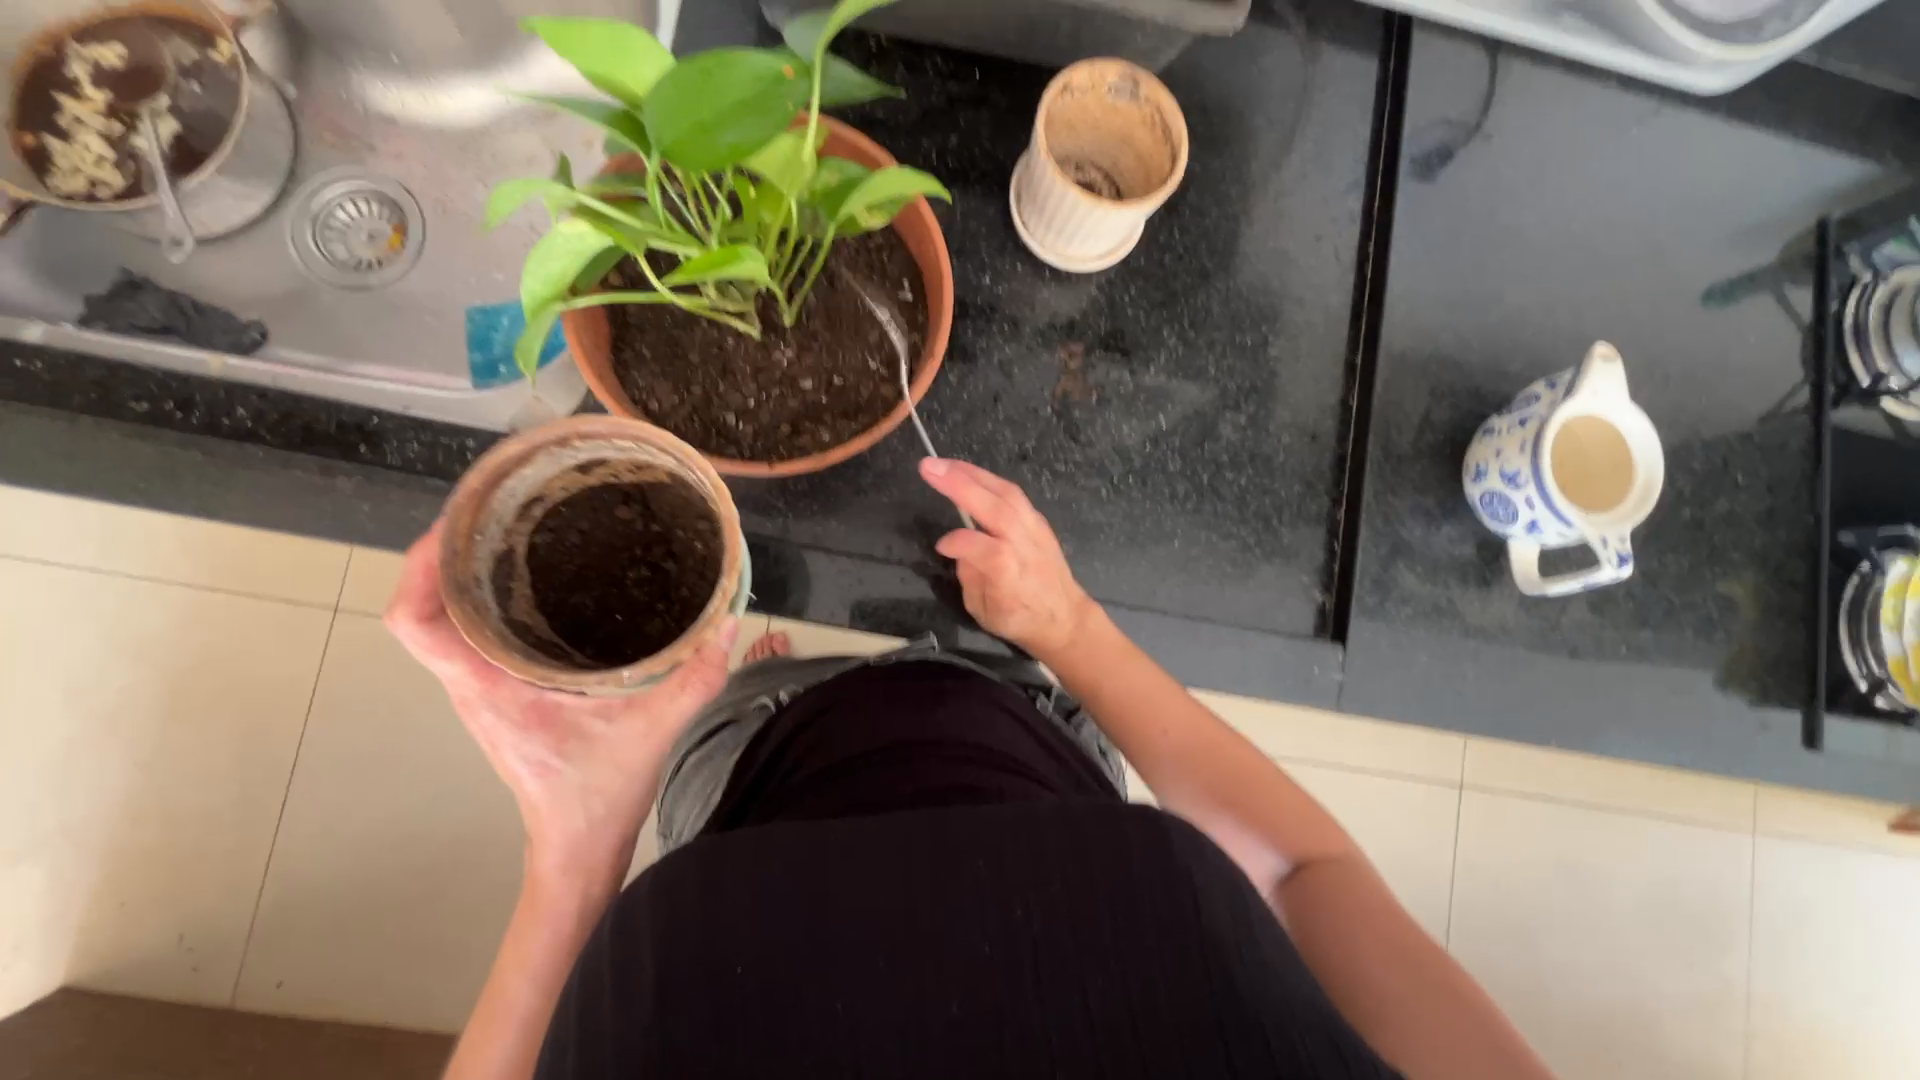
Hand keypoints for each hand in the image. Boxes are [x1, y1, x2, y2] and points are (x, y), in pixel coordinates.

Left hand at [384, 522, 736, 884]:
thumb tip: (727, 624)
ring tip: (511, 530)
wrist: (578, 847)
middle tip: (492, 506)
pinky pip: (476, 635)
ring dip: (463, 574)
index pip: (413, 622)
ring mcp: (484, 688)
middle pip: (424, 608)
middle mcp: (473, 682)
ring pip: (447, 621)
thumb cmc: (596, 797)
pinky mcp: (504, 692)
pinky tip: (539, 581)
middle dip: (444, 552)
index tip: (455, 520)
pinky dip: (490, 599)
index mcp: (488, 686)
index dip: (418, 565)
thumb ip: (694, 679)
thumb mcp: (652, 731)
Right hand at [919, 458, 1097, 656]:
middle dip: (962, 485)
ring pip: (1007, 494)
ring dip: (972, 474)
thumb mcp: (985, 612)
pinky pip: (1013, 494)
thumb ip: (970, 578)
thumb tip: (961, 550)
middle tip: (929, 467)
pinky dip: (988, 480)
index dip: (961, 543)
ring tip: (943, 463)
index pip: (988, 551)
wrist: (1064, 615)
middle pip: (998, 509)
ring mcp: (1036, 530)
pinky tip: (966, 473)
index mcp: (1013, 577)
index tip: (941, 547)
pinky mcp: (1038, 520)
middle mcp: (1027, 547)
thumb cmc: (1019, 618)